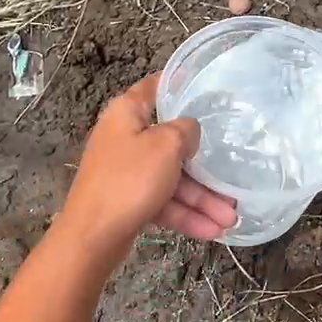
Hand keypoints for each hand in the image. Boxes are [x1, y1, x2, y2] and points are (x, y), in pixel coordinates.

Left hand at [57, 74, 237, 249]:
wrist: (91, 238)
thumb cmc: (129, 179)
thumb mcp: (167, 144)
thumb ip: (186, 129)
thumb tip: (188, 134)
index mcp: (127, 113)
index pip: (154, 87)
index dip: (179, 83)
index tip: (205, 85)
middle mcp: (125, 137)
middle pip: (171, 143)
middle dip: (204, 165)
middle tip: (231, 174)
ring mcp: (126, 172)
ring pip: (171, 178)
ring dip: (201, 198)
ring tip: (230, 219)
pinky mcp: (128, 201)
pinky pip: (163, 201)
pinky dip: (185, 214)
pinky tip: (211, 231)